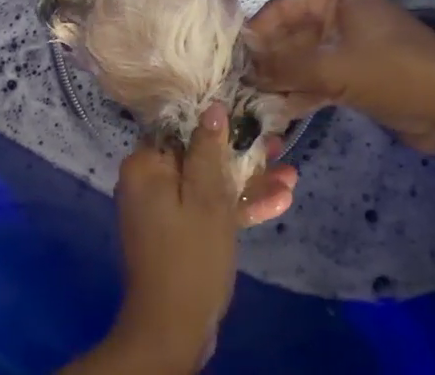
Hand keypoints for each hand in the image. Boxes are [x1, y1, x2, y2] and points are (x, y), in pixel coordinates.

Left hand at [100, 105, 293, 373]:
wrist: (173, 327)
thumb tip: (211, 108)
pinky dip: (236, 206)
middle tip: (278, 144)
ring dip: (247, 181)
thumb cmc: (190, 256)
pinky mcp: (179, 233)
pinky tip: (279, 200)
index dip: (214, 120)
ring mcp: (163, 209)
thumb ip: (208, 151)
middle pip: (197, 154)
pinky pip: (207, 209)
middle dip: (239, 153)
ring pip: (207, 183)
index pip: (178, 127)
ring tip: (290, 173)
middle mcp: (148, 181)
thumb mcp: (206, 199)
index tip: (247, 113)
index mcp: (144, 165)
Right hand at [243, 0, 434, 152]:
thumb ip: (281, 66)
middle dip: (266, 59)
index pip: (281, 7)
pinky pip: (318, 78)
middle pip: (290, 34)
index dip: (255, 32)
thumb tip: (241, 70)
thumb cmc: (394, 73)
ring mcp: (350, 45)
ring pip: (303, 59)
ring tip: (249, 100)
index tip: (227, 57)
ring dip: (280, 79)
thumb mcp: (331, 68)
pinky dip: (299, 92)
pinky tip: (275, 111)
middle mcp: (341, 13)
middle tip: (234, 82)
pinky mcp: (357, 74)